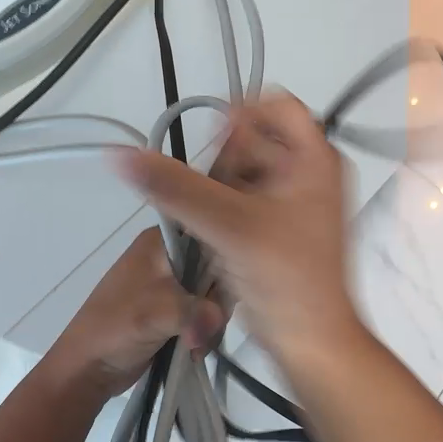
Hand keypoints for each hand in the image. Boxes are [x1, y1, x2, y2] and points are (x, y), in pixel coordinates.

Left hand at [40, 227, 223, 397]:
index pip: (209, 234)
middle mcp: (169, 256)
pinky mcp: (175, 308)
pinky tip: (195, 346)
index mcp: (160, 241)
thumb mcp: (161, 312)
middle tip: (207, 322)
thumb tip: (219, 321)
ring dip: (210, 321)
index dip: (223, 257)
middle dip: (215, 300)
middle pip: (216, 267)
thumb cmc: (116, 327)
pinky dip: (204, 330)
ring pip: (213, 293)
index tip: (224, 284)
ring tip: (195, 342)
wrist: (86, 370)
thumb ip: (201, 310)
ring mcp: (172, 284)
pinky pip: (205, 312)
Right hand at [113, 92, 361, 362]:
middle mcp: (313, 170)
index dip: (240, 115)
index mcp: (317, 158)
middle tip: (216, 198)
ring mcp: (299, 198)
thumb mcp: (227, 225)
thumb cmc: (287, 279)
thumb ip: (175, 187)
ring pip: (248, 170)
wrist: (310, 337)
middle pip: (258, 137)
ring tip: (218, 222)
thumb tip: (125, 156)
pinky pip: (247, 198)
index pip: (278, 105)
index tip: (213, 146)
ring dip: (222, 189)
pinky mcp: (282, 223)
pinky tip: (220, 235)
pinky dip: (227, 209)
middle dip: (227, 162)